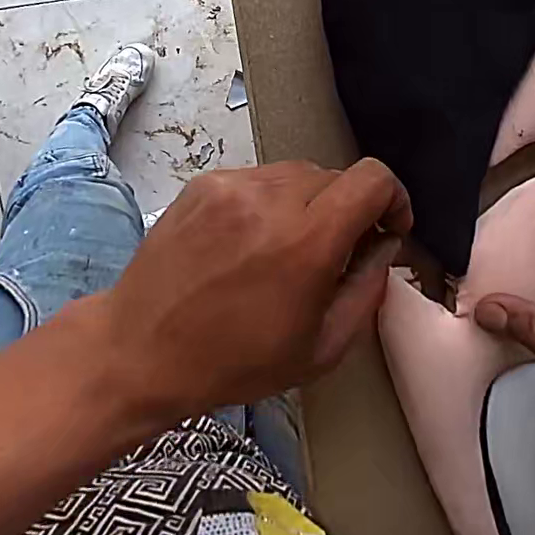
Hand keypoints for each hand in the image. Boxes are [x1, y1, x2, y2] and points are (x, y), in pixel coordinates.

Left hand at [87, 158, 411, 419]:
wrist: (141, 348)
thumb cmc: (234, 361)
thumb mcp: (322, 348)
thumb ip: (368, 288)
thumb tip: (384, 243)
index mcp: (306, 243)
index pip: (372, 178)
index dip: (393, 198)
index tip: (386, 227)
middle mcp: (270, 200)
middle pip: (337, 176)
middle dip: (347, 210)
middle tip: (332, 252)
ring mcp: (232, 185)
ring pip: (298, 173)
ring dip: (307, 204)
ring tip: (284, 248)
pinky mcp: (205, 182)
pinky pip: (260, 178)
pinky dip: (270, 202)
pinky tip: (249, 240)